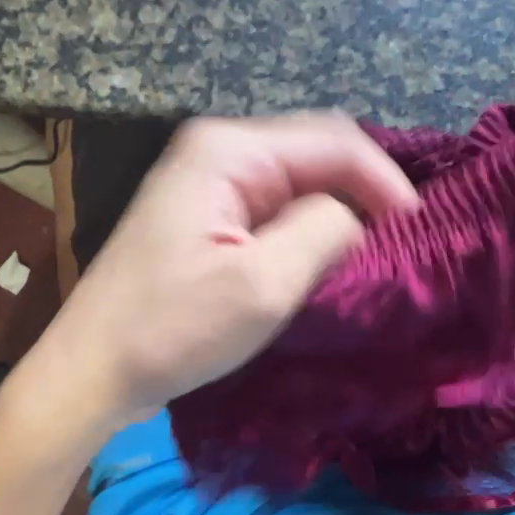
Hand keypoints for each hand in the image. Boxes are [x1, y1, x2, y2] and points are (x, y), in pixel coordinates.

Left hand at [46, 114, 419, 422]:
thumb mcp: (261, 285)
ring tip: (374, 264)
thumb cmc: (170, 330)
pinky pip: (270, 219)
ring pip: (296, 192)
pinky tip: (325, 273)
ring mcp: (206, 189)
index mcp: (230, 150)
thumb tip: (359, 220)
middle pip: (316, 159)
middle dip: (364, 200)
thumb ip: (324, 234)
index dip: (386, 183)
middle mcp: (218, 153)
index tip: (422, 234)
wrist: (92, 372)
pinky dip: (303, 241)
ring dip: (336, 223)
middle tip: (403, 252)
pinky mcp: (202, 226)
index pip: (335, 142)